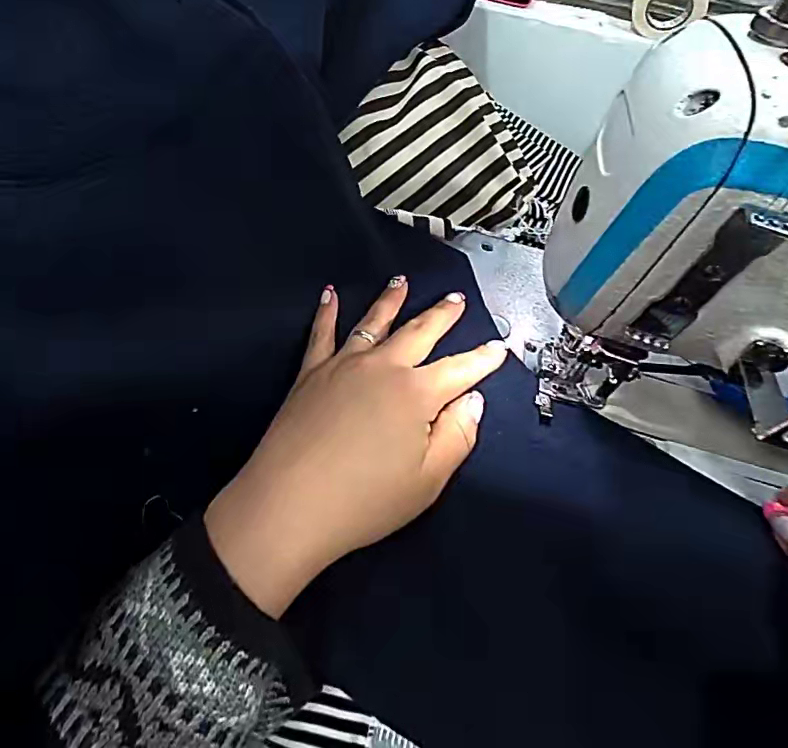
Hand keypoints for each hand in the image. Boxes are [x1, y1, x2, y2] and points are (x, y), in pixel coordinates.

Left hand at [204, 276, 507, 616]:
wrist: (289, 504)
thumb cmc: (362, 501)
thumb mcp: (428, 480)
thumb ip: (458, 436)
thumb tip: (473, 401)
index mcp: (417, 394)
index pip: (460, 369)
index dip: (483, 358)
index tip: (498, 347)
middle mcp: (383, 368)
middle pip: (421, 331)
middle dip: (443, 314)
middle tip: (456, 300)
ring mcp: (345, 365)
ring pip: (375, 322)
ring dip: (392, 300)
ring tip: (401, 282)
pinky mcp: (312, 372)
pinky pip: (323, 333)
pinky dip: (328, 312)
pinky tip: (329, 294)